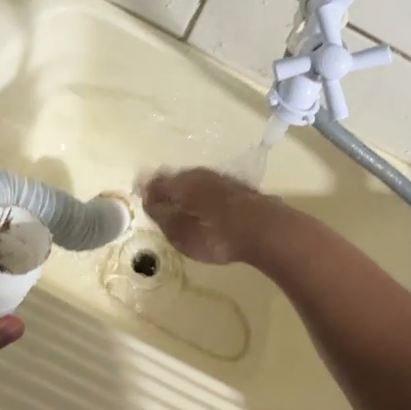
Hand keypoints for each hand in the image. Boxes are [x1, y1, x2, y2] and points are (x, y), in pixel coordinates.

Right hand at [140, 167, 280, 264]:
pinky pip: (216, 193)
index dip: (148, 193)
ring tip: (188, 214)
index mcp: (182, 182)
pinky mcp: (243, 191)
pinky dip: (209, 202)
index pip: (157, 182)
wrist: (265, 230)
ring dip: (191, 196)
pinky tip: (212, 214)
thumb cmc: (214, 234)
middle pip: (179, 180)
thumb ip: (161, 214)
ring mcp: (224, 180)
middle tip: (165, 209)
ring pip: (199, 185)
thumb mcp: (179, 231)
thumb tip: (148, 200)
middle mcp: (201, 175)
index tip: (145, 204)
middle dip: (170, 193)